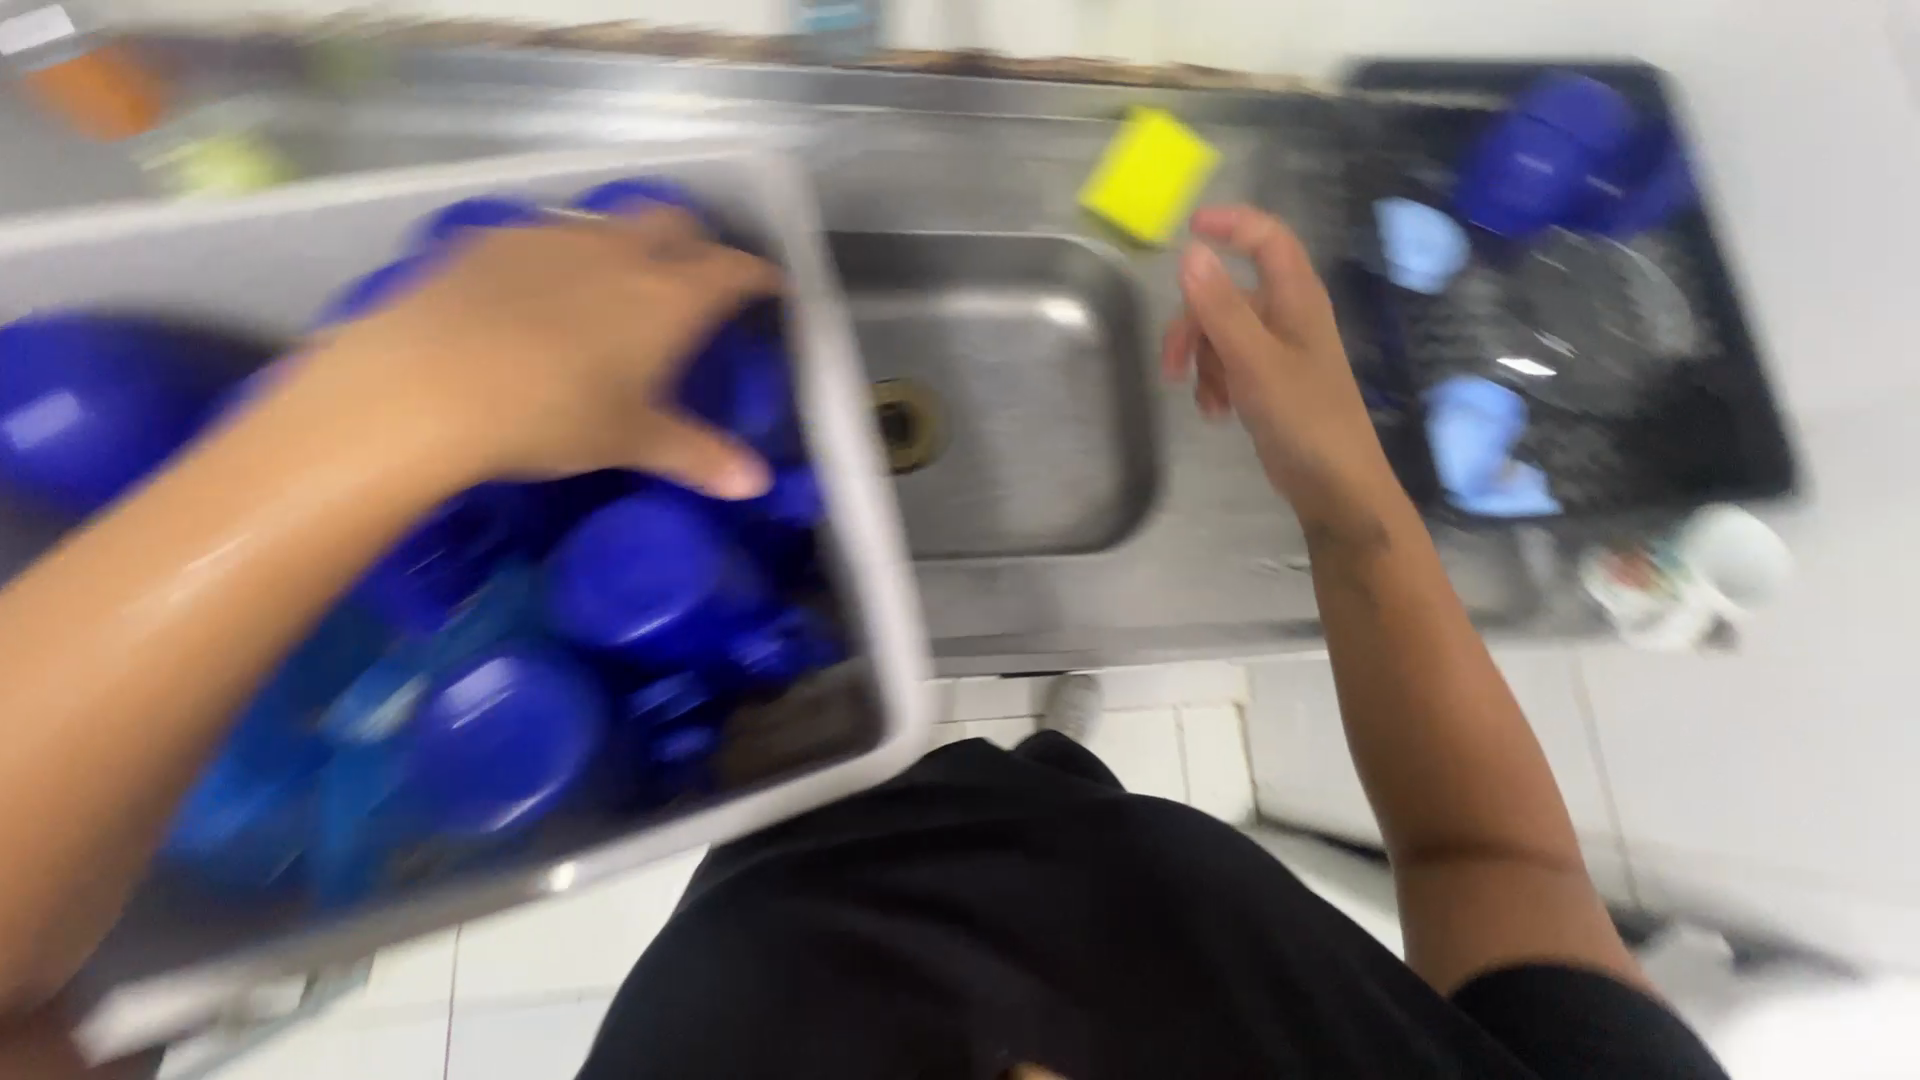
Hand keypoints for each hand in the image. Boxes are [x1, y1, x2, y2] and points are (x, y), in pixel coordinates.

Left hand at [286, 206, 781, 498]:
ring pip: (609, 222)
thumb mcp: (633, 440)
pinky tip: (546, 290)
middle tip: (698, 274)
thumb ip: (699, 456)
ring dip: (630, 243)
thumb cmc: (553, 415)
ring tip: (622, 282)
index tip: (772, 286)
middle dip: (696, 240)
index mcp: (667, 296)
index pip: (732, 269)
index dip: (757, 275)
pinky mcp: (491, 241)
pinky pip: (549, 233)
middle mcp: (618, 251)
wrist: (421, 388)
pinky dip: (568, 254)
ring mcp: (551, 237)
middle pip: (673, 220)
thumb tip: (757, 483)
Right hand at [1162, 205, 1397, 521]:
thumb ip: (1220, 308)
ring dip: (1203, 364)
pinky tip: (1217, 412)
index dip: (1231, 225)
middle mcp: (1287, 317)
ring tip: (1208, 402)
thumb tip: (1189, 254)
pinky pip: (1228, 367)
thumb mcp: (1254, 360)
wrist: (1334, 483)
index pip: (1267, 239)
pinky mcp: (1269, 384)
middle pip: (1227, 297)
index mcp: (1295, 299)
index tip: (1187, 231)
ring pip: (1221, 336)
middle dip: (1193, 327)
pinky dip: (1214, 384)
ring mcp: (1277, 352)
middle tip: (1171, 367)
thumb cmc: (1303, 417)